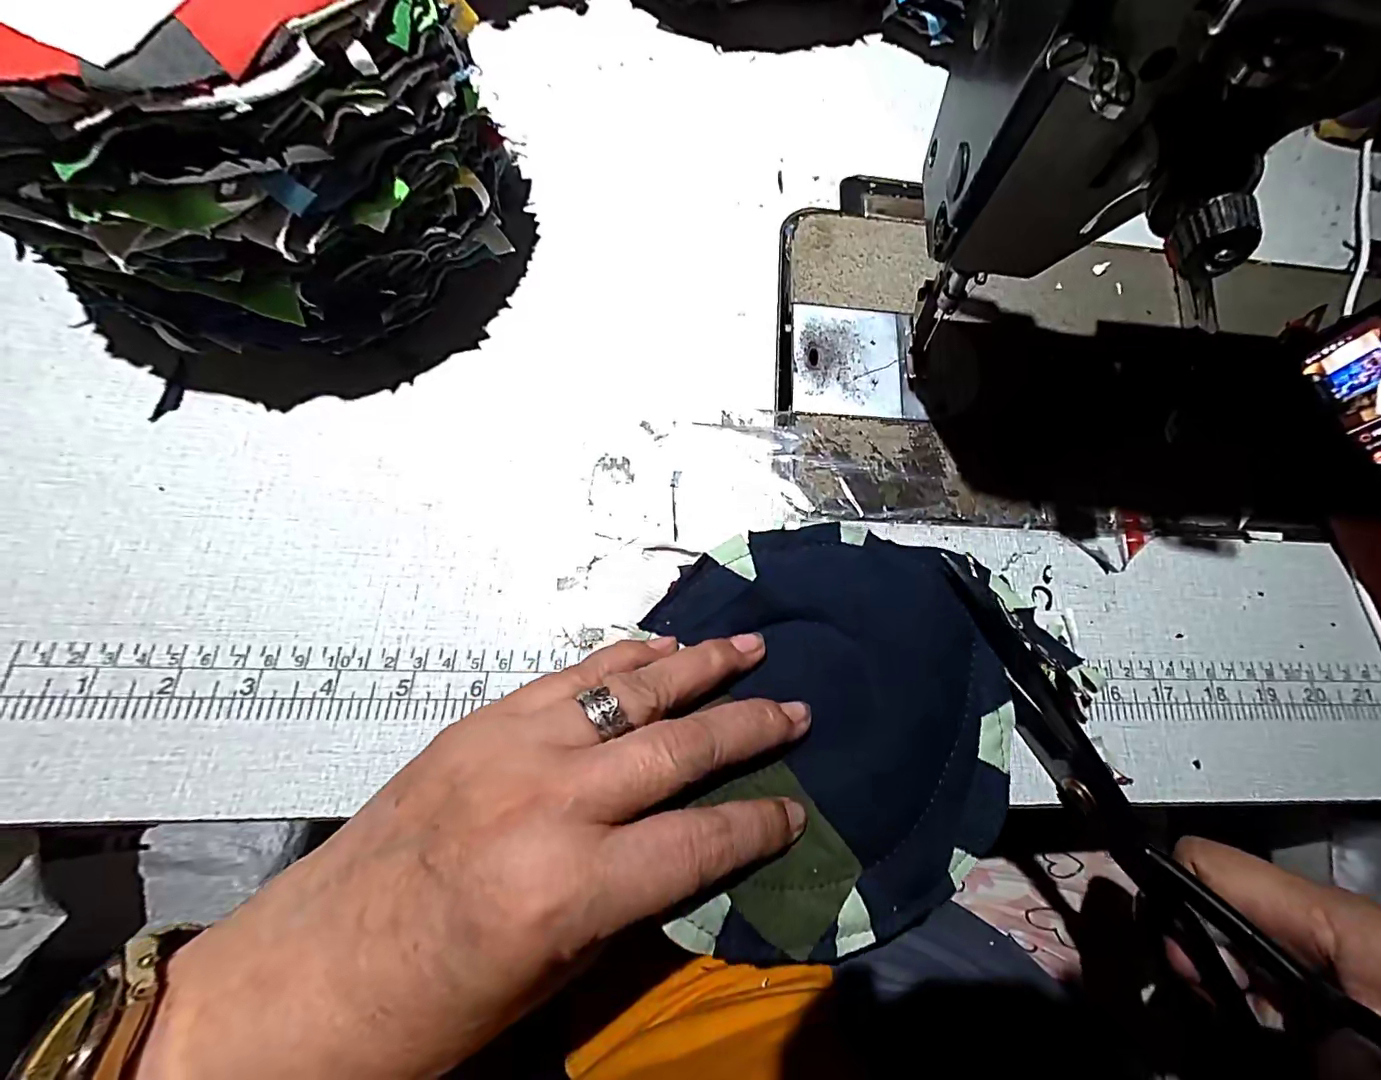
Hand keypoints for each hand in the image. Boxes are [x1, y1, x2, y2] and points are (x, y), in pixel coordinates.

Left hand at [136, 635, 809, 1079]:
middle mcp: (545, 805)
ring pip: (635, 692)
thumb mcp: (558, 967)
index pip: (700, 840)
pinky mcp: (480, 726)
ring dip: (704, 666)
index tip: (796, 811)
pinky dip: (630, 658)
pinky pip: (575, 676)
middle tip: (798, 711)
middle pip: (680, 748)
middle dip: (752, 726)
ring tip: (753, 647)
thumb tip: (709, 836)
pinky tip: (667, 647)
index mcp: (564, 888)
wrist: (287, 991)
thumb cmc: (431, 1005)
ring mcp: (510, 752)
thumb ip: (640, 889)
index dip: (759, 824)